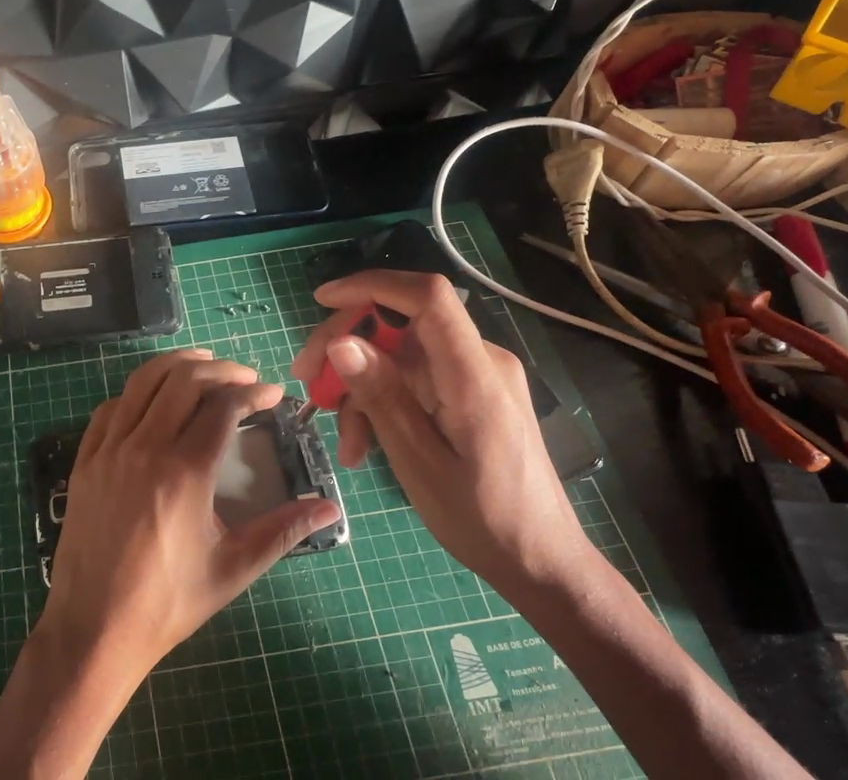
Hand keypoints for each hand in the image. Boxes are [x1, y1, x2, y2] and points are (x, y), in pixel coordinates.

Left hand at [39, 349, 342, 677]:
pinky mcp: (85, 460)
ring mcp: (109, 450)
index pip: (223, 405)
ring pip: (142, 383)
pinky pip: (110, 408)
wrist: (95, 627)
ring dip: (176, 367)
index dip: (253, 391)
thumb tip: (330, 508)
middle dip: (220, 369)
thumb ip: (283, 531)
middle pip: (184, 380)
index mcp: (185, 471)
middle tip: (244, 377)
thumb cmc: (169, 603)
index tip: (273, 395)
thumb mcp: (233, 569)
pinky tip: (152, 400)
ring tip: (204, 366)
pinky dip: (136, 393)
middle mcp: (145, 447)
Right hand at [291, 270, 590, 593]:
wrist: (542, 561)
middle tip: (305, 380)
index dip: (371, 286)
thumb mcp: (419, 462)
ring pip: (401, 355)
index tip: (321, 300)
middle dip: (347, 345)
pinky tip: (365, 445)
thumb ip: (382, 397)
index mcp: (474, 375)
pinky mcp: (472, 395)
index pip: (427, 298)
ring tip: (344, 441)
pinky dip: (385, 402)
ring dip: (362, 388)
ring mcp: (478, 377)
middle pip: (402, 324)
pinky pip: (416, 380)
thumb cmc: (483, 520)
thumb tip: (342, 343)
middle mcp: (481, 361)